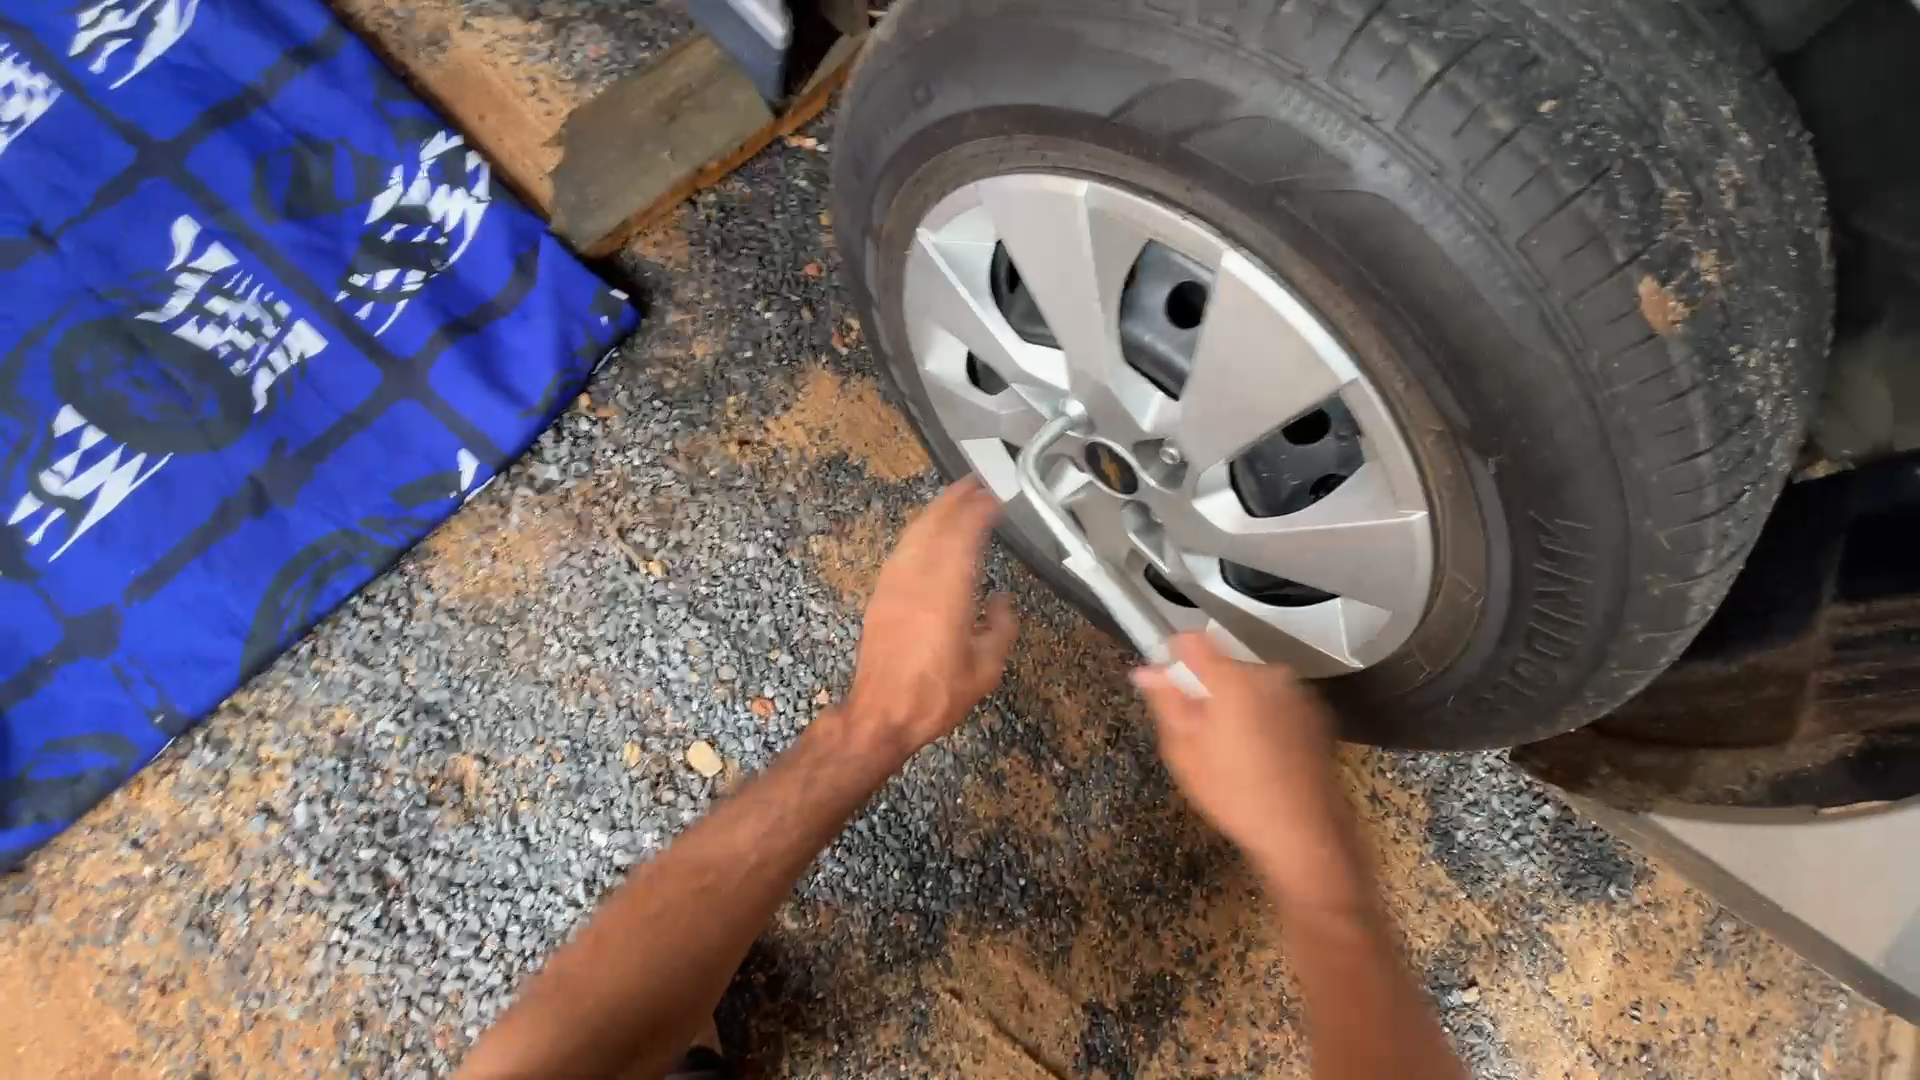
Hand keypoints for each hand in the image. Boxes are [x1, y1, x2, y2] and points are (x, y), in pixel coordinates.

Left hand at [838, 477, 1017, 760]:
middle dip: (956, 499)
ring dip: (935, 510)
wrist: (881, 713)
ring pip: (915, 533)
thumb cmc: (937, 694)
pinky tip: (926, 531)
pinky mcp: (880, 594)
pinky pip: (901, 550)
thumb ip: (1001, 628)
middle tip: (976, 481)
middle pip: (936, 524)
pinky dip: (918, 531)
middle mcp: (918, 577)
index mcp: (948, 590)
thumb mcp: (985, 668)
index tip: (997, 495)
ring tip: (954, 496)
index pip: (965, 535)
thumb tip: (1002, 599)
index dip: (981, 510)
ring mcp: (894, 583)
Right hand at [1133, 634, 1367, 913]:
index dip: (1173, 656)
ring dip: (1237, 702)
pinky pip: (1275, 700)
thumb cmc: (1235, 794)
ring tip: (1234, 749)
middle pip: (1222, 664)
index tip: (1169, 684)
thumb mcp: (1184, 752)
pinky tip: (1262, 754)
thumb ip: (1165, 702)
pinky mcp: (1316, 712)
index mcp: (1230, 679)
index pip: (1191, 640)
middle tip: (1201, 733)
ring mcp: (1295, 692)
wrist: (1305, 833)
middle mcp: (1266, 675)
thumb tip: (1146, 671)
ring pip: (1249, 683)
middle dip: (1208, 689)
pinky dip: (1263, 715)